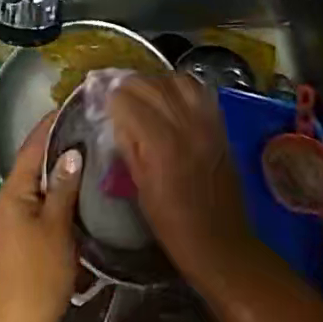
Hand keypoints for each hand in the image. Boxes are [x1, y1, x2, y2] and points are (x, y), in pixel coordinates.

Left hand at [0, 113, 83, 321]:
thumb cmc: (36, 278)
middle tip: (91, 129)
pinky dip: (57, 196)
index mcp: (10, 193)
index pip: (31, 147)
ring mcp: (9, 224)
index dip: (50, 124)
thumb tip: (73, 151)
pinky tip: (79, 196)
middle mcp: (4, 203)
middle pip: (33, 165)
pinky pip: (38, 207)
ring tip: (91, 157)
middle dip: (59, 147)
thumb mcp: (56, 228)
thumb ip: (63, 188)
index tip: (74, 103)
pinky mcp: (17, 242)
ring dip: (60, 173)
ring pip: (37, 187)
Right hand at [108, 73, 259, 280]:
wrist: (219, 240)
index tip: (102, 100)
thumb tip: (117, 119)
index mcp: (162, 143)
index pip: (129, 102)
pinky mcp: (220, 124)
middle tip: (116, 91)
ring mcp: (207, 121)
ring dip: (157, 82)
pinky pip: (200, 91)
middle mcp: (186, 124)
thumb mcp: (140, 187)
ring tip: (144, 92)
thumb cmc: (173, 223)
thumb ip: (129, 146)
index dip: (112, 98)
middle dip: (130, 84)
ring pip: (178, 81)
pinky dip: (181, 87)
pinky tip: (171, 97)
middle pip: (153, 86)